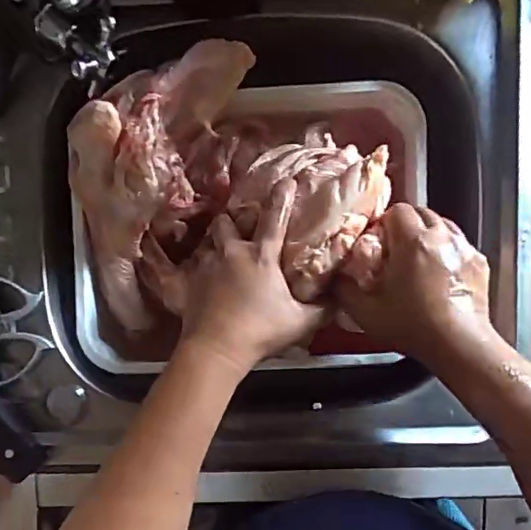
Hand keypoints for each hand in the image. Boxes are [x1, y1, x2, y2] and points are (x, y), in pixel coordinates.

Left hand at [178, 185, 327, 372]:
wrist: (216, 348)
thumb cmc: (261, 332)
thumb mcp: (301, 323)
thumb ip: (323, 308)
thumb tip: (341, 300)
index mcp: (262, 256)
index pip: (275, 218)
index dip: (282, 197)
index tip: (285, 181)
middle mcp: (232, 253)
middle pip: (227, 222)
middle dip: (231, 219)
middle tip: (238, 226)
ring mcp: (207, 266)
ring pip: (208, 242)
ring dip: (214, 243)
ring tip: (221, 251)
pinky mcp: (189, 283)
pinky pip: (191, 267)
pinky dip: (197, 269)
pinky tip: (202, 277)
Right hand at [335, 203, 496, 366]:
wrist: (458, 345)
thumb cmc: (412, 327)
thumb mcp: (365, 311)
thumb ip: (343, 289)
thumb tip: (335, 277)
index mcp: (413, 242)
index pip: (397, 210)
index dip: (383, 223)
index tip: (375, 243)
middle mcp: (442, 238)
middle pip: (421, 212)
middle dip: (405, 226)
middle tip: (392, 251)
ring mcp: (464, 249)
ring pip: (442, 225)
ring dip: (426, 236)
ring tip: (414, 262)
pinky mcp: (479, 263)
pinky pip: (458, 245)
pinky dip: (446, 252)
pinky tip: (436, 275)